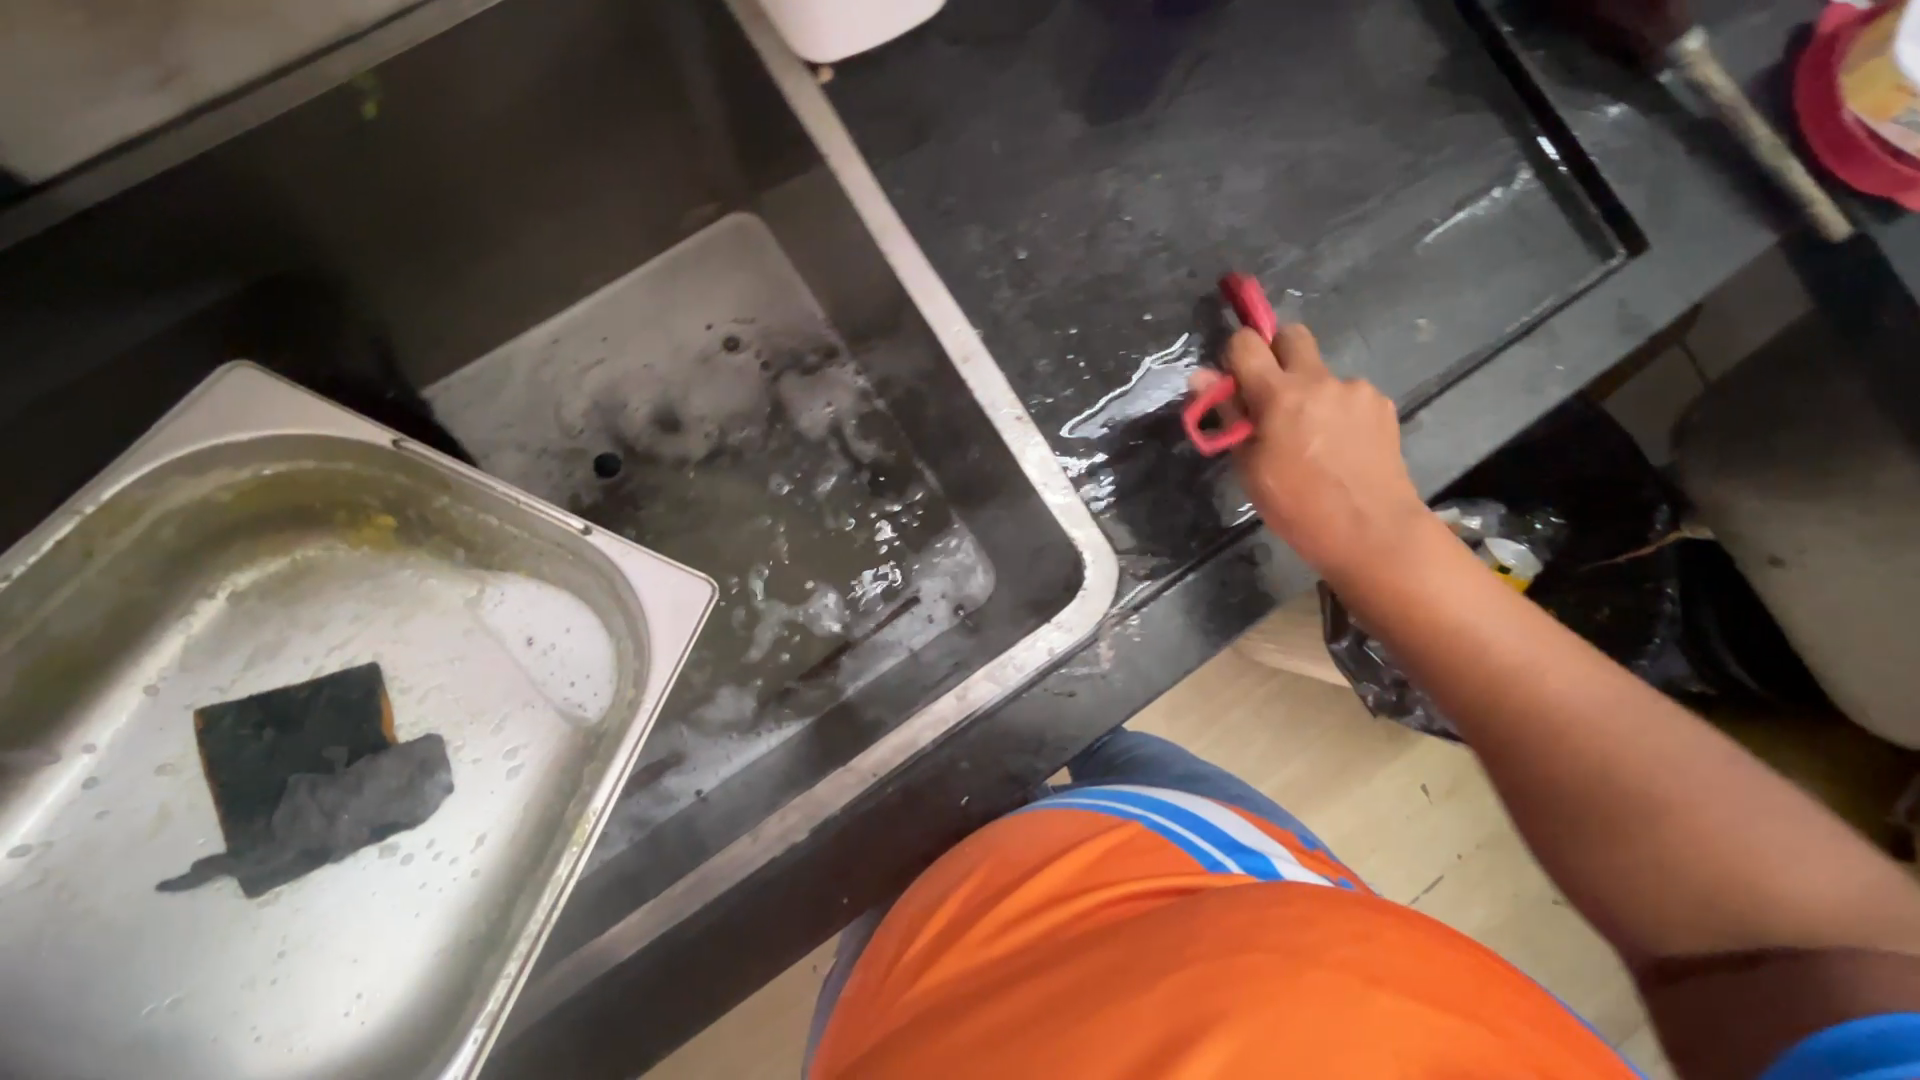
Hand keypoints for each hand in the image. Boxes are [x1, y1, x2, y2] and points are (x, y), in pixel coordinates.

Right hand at [1191, 325, 1433, 582]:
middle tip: (1272, 395)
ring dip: (1310, 392)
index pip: (1247, 342)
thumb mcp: (1249, 468)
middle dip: (1276, 354)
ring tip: (1312, 439)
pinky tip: (1340, 447)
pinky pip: (1348, 395)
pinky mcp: (1381, 405)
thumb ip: (1229, 417)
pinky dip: (1337, 412)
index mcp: (1279, 394)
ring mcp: (1355, 390)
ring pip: (1322, 373)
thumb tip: (1202, 379)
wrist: (1372, 531)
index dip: (1236, 354)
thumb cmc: (1298, 507)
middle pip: (1292, 335)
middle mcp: (1319, 379)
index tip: (1235, 381)